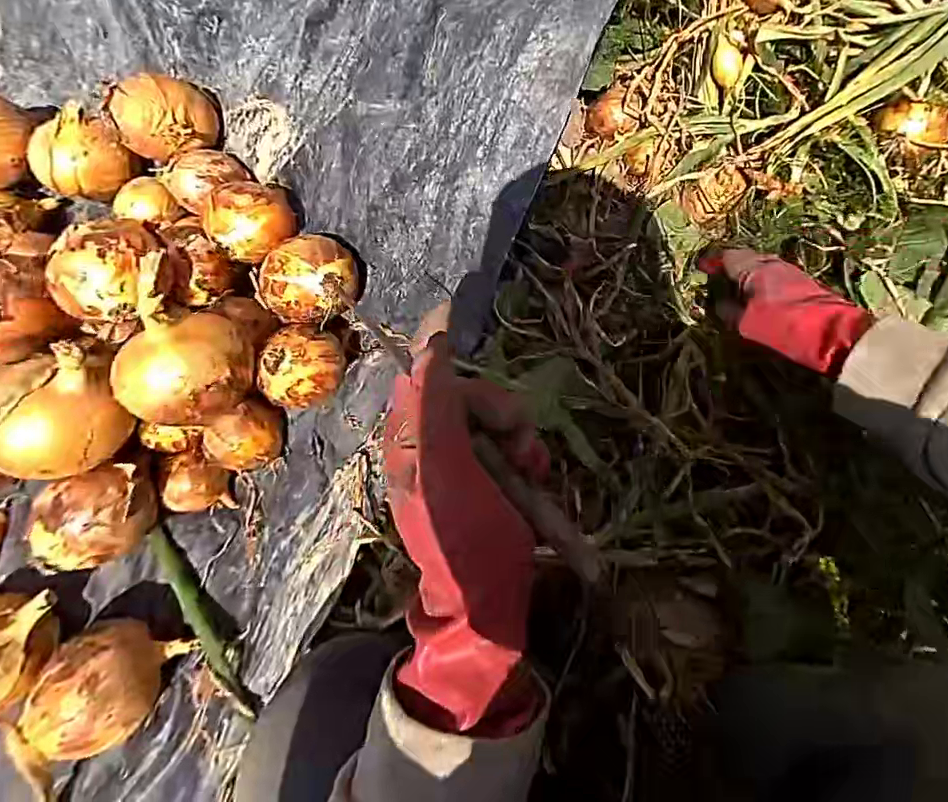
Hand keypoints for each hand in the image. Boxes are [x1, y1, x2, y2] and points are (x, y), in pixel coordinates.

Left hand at [383, 328, 548, 736]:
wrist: (485, 607)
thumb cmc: (463, 538)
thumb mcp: (447, 468)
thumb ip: (436, 402)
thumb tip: (431, 340)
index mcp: (411, 435)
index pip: (436, 376)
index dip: (467, 378)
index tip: (496, 391)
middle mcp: (429, 441)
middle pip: (473, 394)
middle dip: (505, 415)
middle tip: (523, 448)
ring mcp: (457, 461)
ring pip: (496, 417)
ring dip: (522, 437)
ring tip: (533, 469)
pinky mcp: (483, 476)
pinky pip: (508, 442)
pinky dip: (527, 454)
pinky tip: (536, 476)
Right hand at [700, 249, 875, 377]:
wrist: (834, 333)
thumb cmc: (783, 326)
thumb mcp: (746, 324)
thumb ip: (727, 311)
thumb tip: (718, 302)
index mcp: (753, 266)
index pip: (725, 256)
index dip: (711, 263)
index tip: (701, 269)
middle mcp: (770, 262)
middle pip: (743, 259)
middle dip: (728, 269)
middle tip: (715, 283)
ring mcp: (789, 270)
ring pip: (760, 268)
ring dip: (746, 278)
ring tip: (735, 294)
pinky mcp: (802, 283)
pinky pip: (773, 278)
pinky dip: (760, 285)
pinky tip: (758, 300)